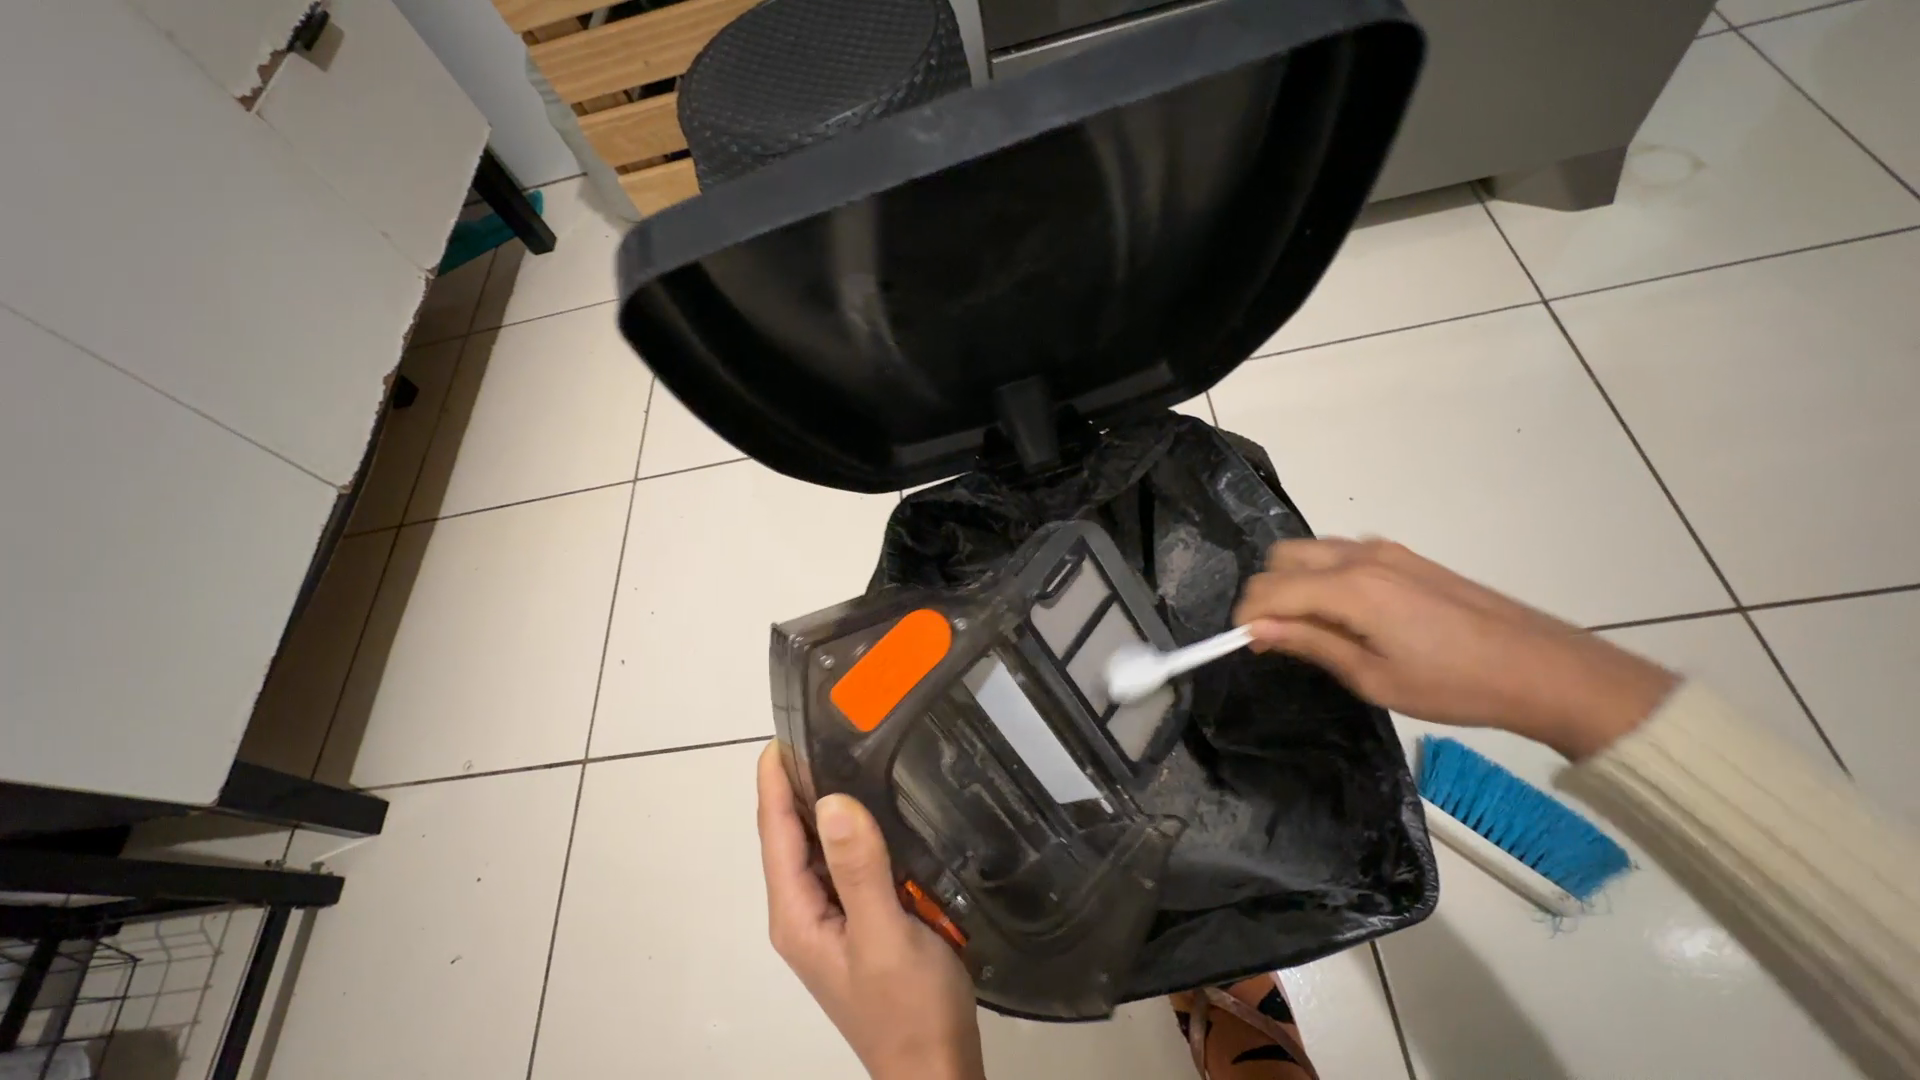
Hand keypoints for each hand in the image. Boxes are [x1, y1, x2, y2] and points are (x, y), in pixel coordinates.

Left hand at [755, 744, 984, 1079]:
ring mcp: (829, 917)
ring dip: (825, 803)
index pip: (776, 831)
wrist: (936, 1067)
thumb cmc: (908, 1006)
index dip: (775, 780)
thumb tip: (831, 800)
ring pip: (818, 847)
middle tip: (826, 729)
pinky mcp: (855, 920)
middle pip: (791, 835)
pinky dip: (852, 829)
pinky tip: (876, 808)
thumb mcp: (884, 935)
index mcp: (797, 912)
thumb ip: (859, 869)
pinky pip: (845, 862)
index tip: (785, 731)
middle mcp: (803, 911)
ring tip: (848, 754)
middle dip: (798, 783)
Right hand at [1231, 538, 1677, 759]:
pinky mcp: (1403, 556)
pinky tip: (1346, 614)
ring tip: (1311, 628)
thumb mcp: (1372, 678)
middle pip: (1281, 557)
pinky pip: (1340, 554)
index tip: (1246, 646)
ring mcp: (1384, 551)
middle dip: (1265, 593)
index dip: (1245, 616)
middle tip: (1276, 637)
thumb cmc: (1453, 684)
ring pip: (1310, 551)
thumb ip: (1310, 644)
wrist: (1540, 667)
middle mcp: (1361, 556)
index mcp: (1350, 588)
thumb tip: (1256, 629)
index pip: (1269, 588)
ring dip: (1293, 582)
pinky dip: (1323, 576)